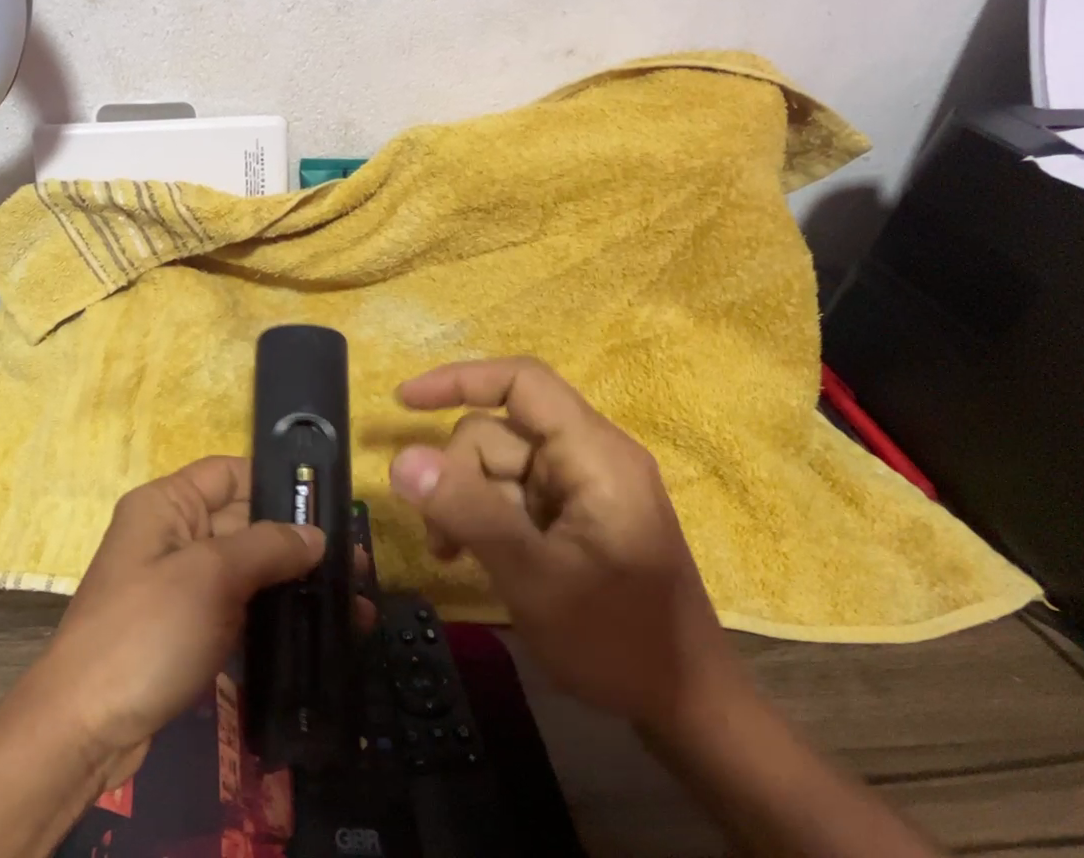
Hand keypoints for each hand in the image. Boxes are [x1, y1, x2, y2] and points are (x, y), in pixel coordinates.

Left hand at [4, 456, 351, 787]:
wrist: (86, 726)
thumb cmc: (146, 634)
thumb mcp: (210, 578)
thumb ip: (267, 546)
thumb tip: (315, 535)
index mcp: (166, 505)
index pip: (230, 473)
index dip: (278, 484)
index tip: (333, 508)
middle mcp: (171, 536)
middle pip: (244, 520)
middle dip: (298, 539)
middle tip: (359, 567)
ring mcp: (179, 585)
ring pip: (246, 568)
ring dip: (293, 582)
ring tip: (353, 604)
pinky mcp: (188, 628)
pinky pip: (238, 607)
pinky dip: (274, 615)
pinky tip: (319, 632)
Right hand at [388, 358, 736, 729]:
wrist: (682, 701)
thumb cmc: (616, 639)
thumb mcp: (534, 576)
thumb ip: (469, 513)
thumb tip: (401, 459)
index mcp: (595, 456)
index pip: (522, 382)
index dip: (459, 380)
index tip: (402, 402)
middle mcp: (587, 459)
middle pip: (497, 432)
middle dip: (455, 475)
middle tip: (440, 538)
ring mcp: (579, 489)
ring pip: (494, 466)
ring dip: (462, 503)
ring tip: (451, 554)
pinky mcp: (570, 518)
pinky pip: (508, 496)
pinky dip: (480, 518)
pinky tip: (467, 555)